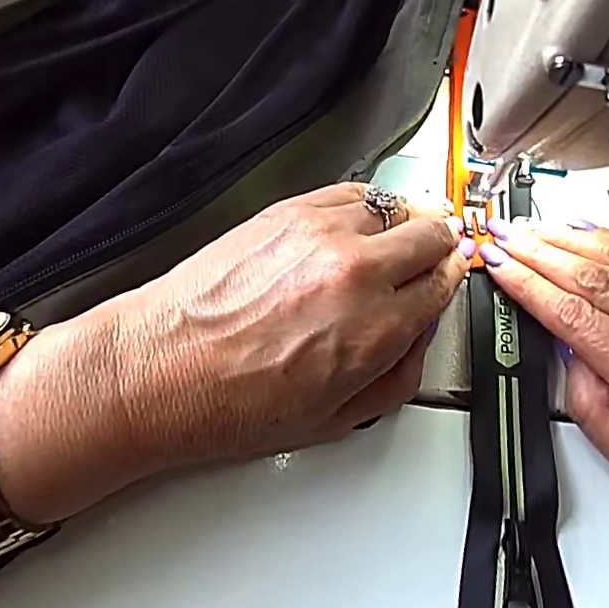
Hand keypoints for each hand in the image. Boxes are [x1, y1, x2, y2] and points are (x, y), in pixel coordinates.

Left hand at [0, 183, 471, 521]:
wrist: (158, 370)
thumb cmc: (234, 400)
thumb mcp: (337, 417)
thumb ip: (399, 374)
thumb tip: (420, 335)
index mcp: (377, 328)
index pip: (444, 281)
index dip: (450, 277)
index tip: (446, 274)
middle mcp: (358, 272)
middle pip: (433, 232)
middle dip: (438, 245)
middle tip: (429, 254)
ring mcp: (323, 233)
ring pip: (397, 204)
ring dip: (402, 223)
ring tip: (388, 241)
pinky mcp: (290, 210)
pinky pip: (355, 191)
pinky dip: (368, 205)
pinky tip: (357, 225)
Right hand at [478, 220, 608, 607]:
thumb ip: (599, 411)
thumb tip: (568, 355)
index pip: (579, 318)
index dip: (530, 285)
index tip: (500, 266)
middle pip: (601, 276)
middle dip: (542, 250)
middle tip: (506, 236)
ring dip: (577, 238)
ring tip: (538, 228)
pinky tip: (595, 237)